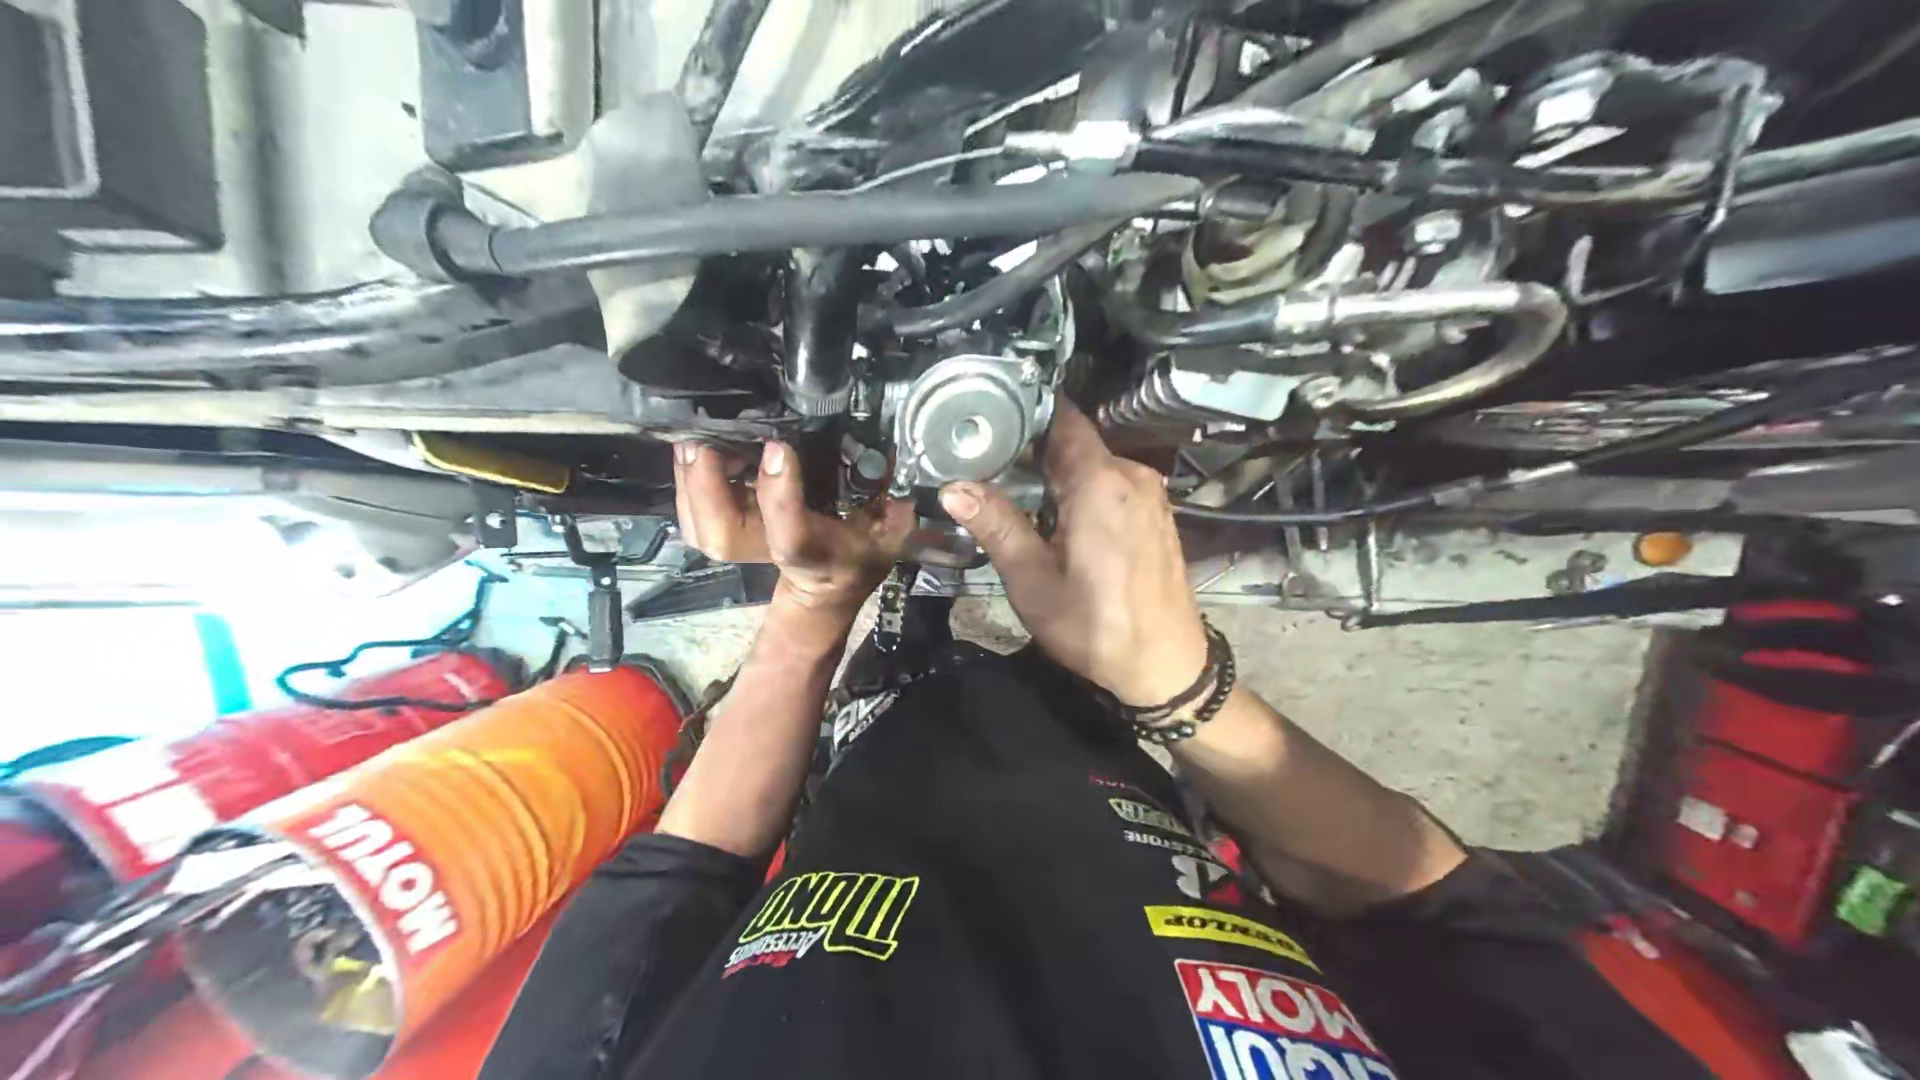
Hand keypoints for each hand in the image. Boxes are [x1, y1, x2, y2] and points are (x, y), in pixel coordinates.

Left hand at [673, 441, 913, 617]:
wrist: (832, 583)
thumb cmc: (863, 549)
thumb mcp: (892, 528)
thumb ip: (897, 502)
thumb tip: (900, 455)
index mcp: (819, 553)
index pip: (791, 537)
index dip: (779, 497)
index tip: (778, 448)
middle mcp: (774, 554)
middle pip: (725, 534)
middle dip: (706, 485)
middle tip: (706, 436)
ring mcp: (746, 548)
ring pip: (701, 527)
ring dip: (689, 482)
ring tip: (695, 438)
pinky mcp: (728, 536)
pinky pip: (693, 517)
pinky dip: (686, 485)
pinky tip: (695, 453)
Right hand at [938, 405, 1208, 706]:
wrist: (1165, 666)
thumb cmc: (1094, 625)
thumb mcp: (1033, 580)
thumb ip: (996, 525)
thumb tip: (952, 486)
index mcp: (1099, 482)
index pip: (1063, 420)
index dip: (1026, 414)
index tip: (991, 419)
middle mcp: (1131, 476)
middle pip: (1077, 443)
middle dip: (1035, 450)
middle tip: (992, 466)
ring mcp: (1151, 495)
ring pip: (1096, 465)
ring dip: (1060, 474)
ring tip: (1020, 494)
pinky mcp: (1159, 516)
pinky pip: (1115, 486)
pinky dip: (1086, 491)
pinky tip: (1063, 519)